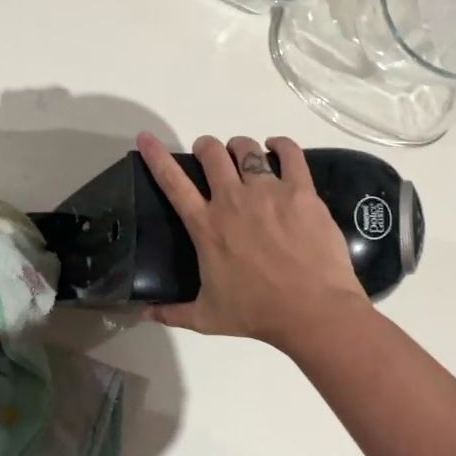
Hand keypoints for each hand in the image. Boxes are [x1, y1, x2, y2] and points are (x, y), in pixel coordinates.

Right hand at [137, 132, 366, 348]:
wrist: (311, 310)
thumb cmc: (255, 313)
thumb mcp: (205, 318)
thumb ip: (171, 313)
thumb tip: (143, 314)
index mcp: (206, 226)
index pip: (173, 182)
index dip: (157, 156)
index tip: (147, 137)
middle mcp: (233, 200)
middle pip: (212, 154)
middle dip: (206, 148)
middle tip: (208, 155)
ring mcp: (269, 192)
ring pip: (247, 149)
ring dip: (239, 147)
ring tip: (241, 153)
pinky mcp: (301, 191)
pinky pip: (289, 153)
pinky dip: (280, 145)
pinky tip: (276, 147)